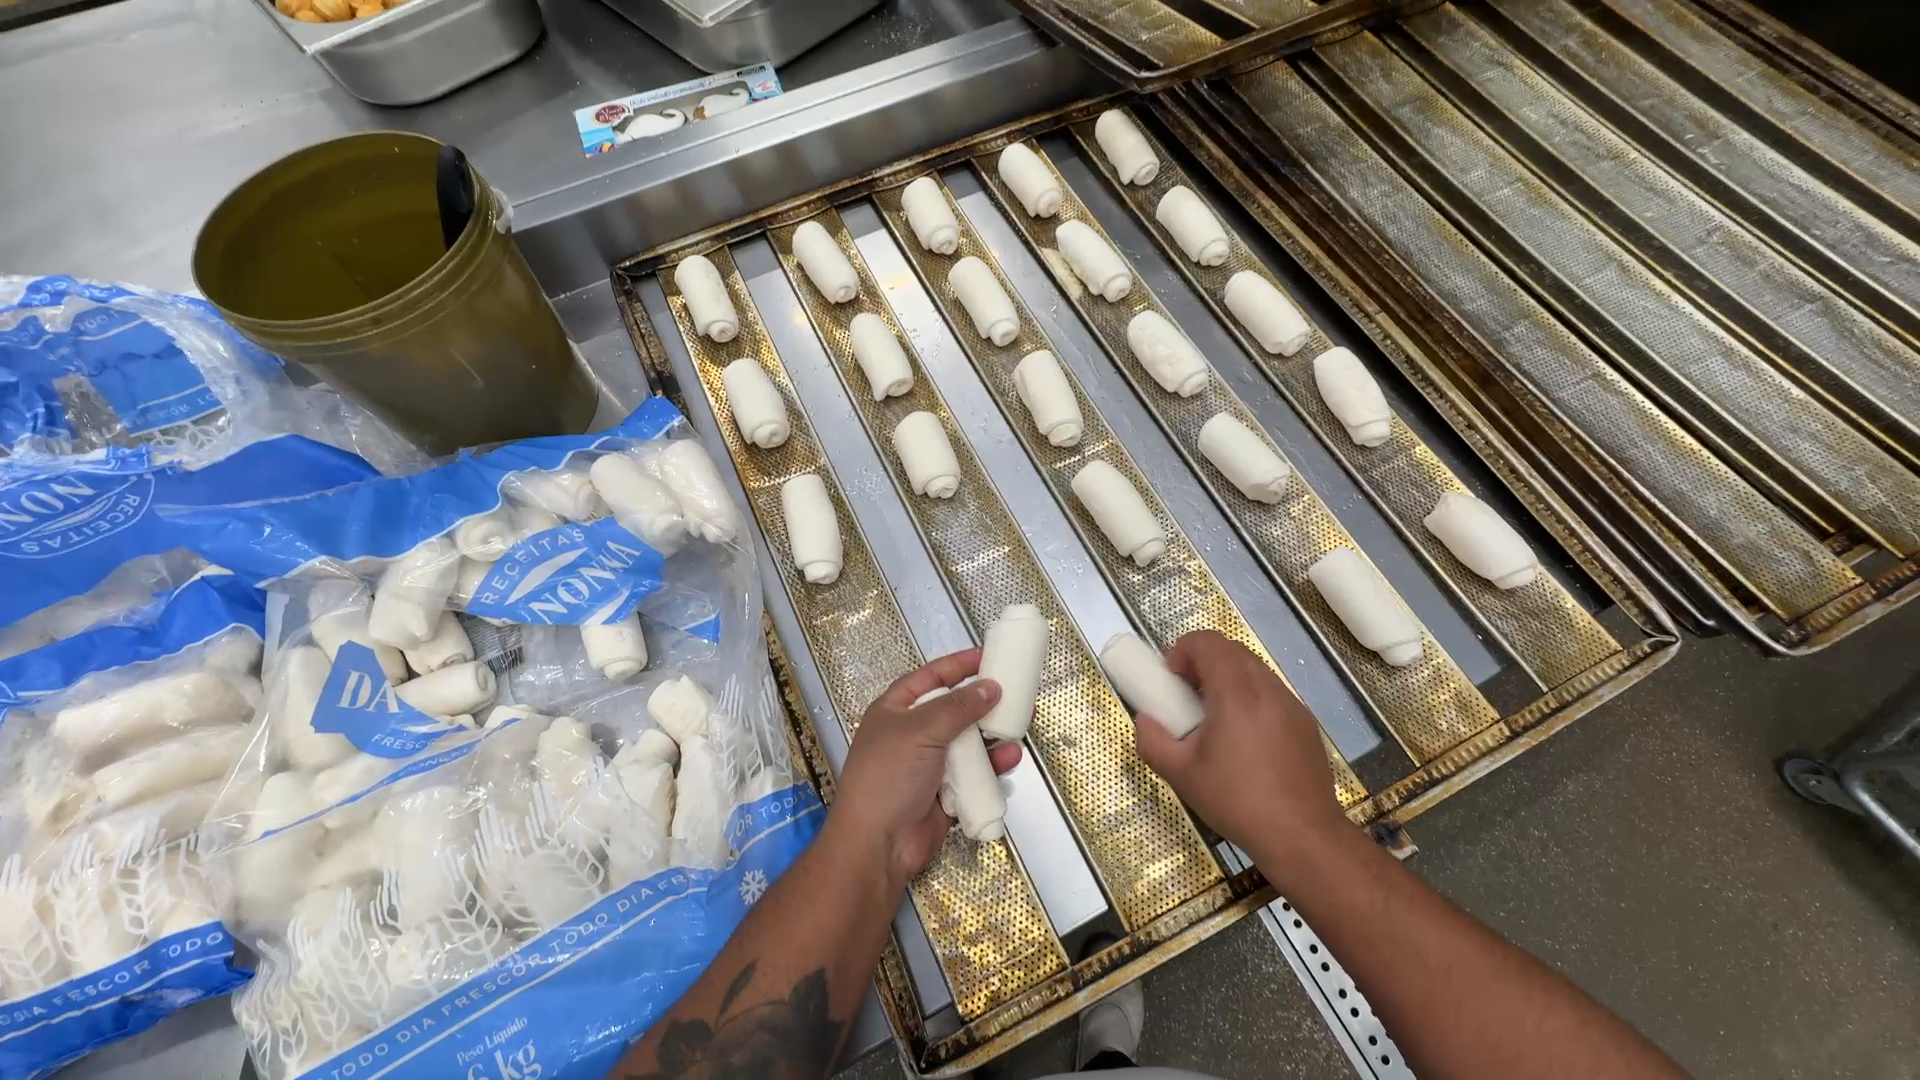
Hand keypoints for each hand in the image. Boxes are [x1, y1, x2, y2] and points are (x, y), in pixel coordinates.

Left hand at [827, 648, 1022, 890]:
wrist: (878, 844)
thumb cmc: (889, 776)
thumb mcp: (921, 730)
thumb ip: (959, 708)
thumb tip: (991, 687)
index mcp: (895, 711)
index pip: (930, 677)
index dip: (958, 665)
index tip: (988, 656)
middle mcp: (912, 734)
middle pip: (954, 709)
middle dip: (983, 701)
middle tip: (1015, 691)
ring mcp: (929, 765)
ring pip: (968, 742)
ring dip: (992, 733)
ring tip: (1021, 722)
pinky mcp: (944, 793)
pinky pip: (973, 772)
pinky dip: (991, 765)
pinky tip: (1010, 757)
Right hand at [1132, 630, 1347, 866]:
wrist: (1302, 836)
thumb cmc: (1237, 801)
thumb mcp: (1180, 774)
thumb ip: (1152, 740)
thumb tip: (1145, 720)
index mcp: (1236, 693)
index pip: (1208, 642)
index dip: (1182, 650)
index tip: (1171, 679)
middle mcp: (1267, 689)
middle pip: (1231, 650)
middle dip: (1203, 662)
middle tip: (1187, 696)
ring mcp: (1292, 705)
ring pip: (1254, 669)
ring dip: (1227, 678)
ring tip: (1213, 718)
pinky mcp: (1305, 723)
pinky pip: (1272, 692)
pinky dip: (1250, 697)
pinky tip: (1243, 739)